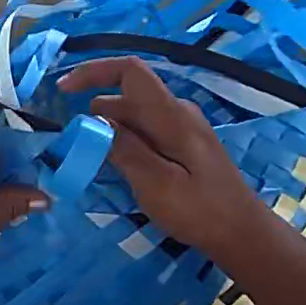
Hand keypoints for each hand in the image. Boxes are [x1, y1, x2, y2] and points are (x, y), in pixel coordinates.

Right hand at [57, 56, 266, 254]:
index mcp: (171, 116)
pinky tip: (114, 169)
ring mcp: (179, 128)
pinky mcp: (179, 144)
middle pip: (124, 97)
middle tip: (76, 151)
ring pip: (130, 116)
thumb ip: (124, 149)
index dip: (93, 71)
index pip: (130, 71)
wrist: (243, 233)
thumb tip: (94, 120)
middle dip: (94, 116)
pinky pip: (141, 131)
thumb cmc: (200, 211)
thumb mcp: (156, 184)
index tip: (62, 89)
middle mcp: (175, 113)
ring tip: (91, 164)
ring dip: (106, 132)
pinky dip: (120, 142)